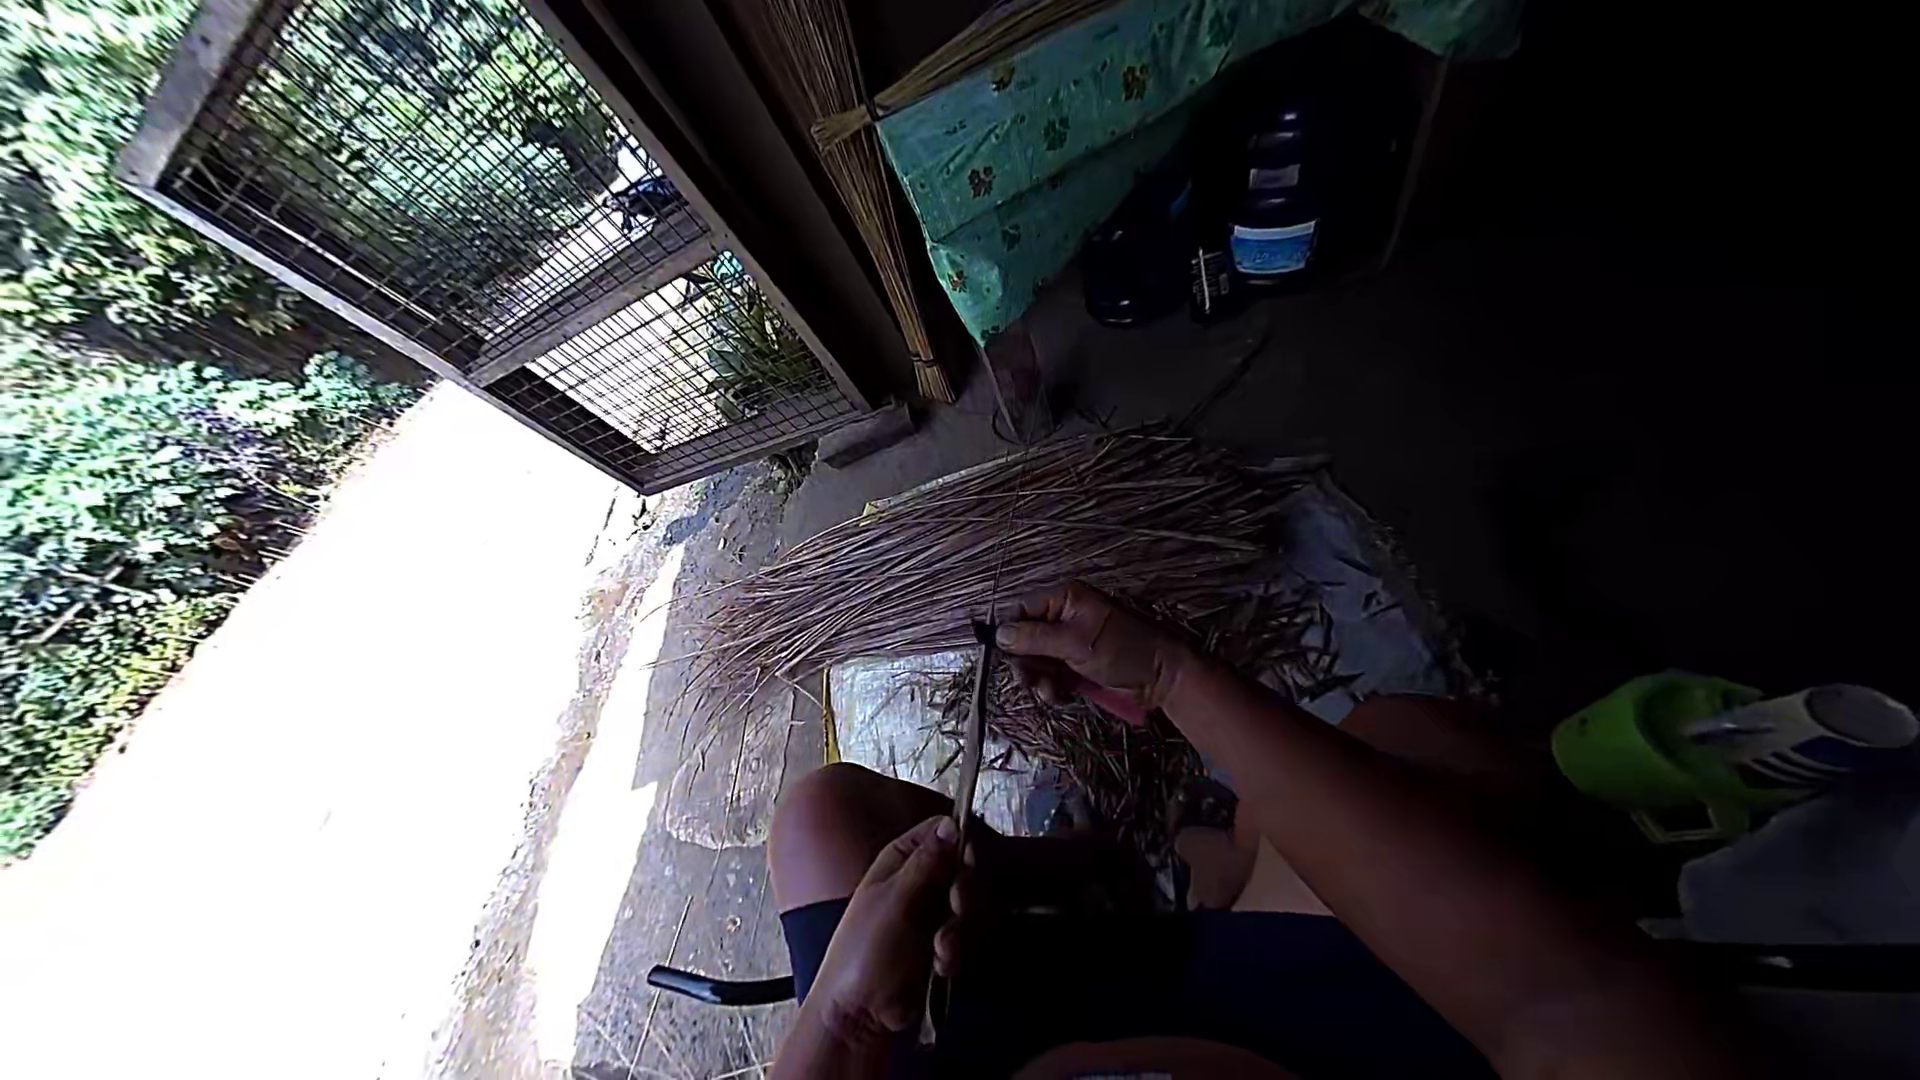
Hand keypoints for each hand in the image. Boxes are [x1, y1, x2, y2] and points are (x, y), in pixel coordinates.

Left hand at [804, 815, 960, 1046]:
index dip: (961, 843)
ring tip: (941, 952)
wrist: (861, 1018)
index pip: (943, 830)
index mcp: (902, 856)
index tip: (966, 865)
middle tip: (956, 910)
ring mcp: (934, 909)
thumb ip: (927, 861)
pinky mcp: (946, 940)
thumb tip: (952, 822)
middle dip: (966, 892)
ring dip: (963, 928)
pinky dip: (961, 950)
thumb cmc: (866, 951)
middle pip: (966, 865)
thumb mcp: (895, 901)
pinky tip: (942, 966)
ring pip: (972, 901)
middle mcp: (922, 877)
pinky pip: (970, 933)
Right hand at [994, 581, 1194, 718]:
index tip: (1005, 655)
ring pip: (1035, 659)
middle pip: (1025, 637)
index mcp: (1065, 598)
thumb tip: (998, 634)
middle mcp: (1064, 616)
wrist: (1163, 678)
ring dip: (1038, 678)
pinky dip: (1051, 687)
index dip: (1010, 631)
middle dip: (1025, 661)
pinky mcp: (1076, 664)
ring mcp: (1070, 642)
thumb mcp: (1076, 643)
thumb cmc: (1123, 650)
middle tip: (1028, 681)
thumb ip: (1035, 638)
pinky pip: (1050, 674)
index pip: (1022, 608)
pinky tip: (1060, 696)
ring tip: (1050, 692)